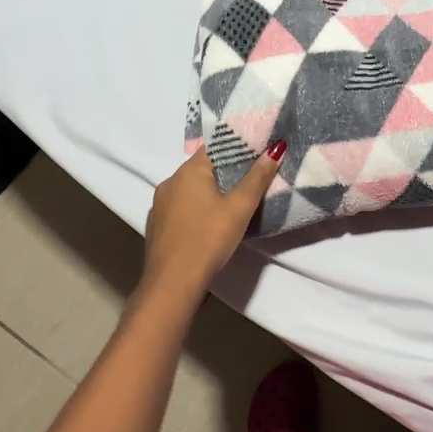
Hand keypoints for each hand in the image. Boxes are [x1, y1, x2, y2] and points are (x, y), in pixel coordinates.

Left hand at [135, 144, 283, 304]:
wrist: (172, 285)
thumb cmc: (209, 239)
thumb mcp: (240, 207)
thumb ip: (258, 176)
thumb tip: (276, 148)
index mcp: (188, 171)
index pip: (215, 147)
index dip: (236, 147)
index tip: (256, 151)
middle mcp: (169, 182)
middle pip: (202, 168)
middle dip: (225, 171)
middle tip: (250, 178)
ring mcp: (159, 205)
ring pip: (190, 189)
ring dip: (209, 192)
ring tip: (232, 201)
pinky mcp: (156, 226)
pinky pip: (180, 208)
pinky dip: (195, 209)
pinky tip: (208, 223)